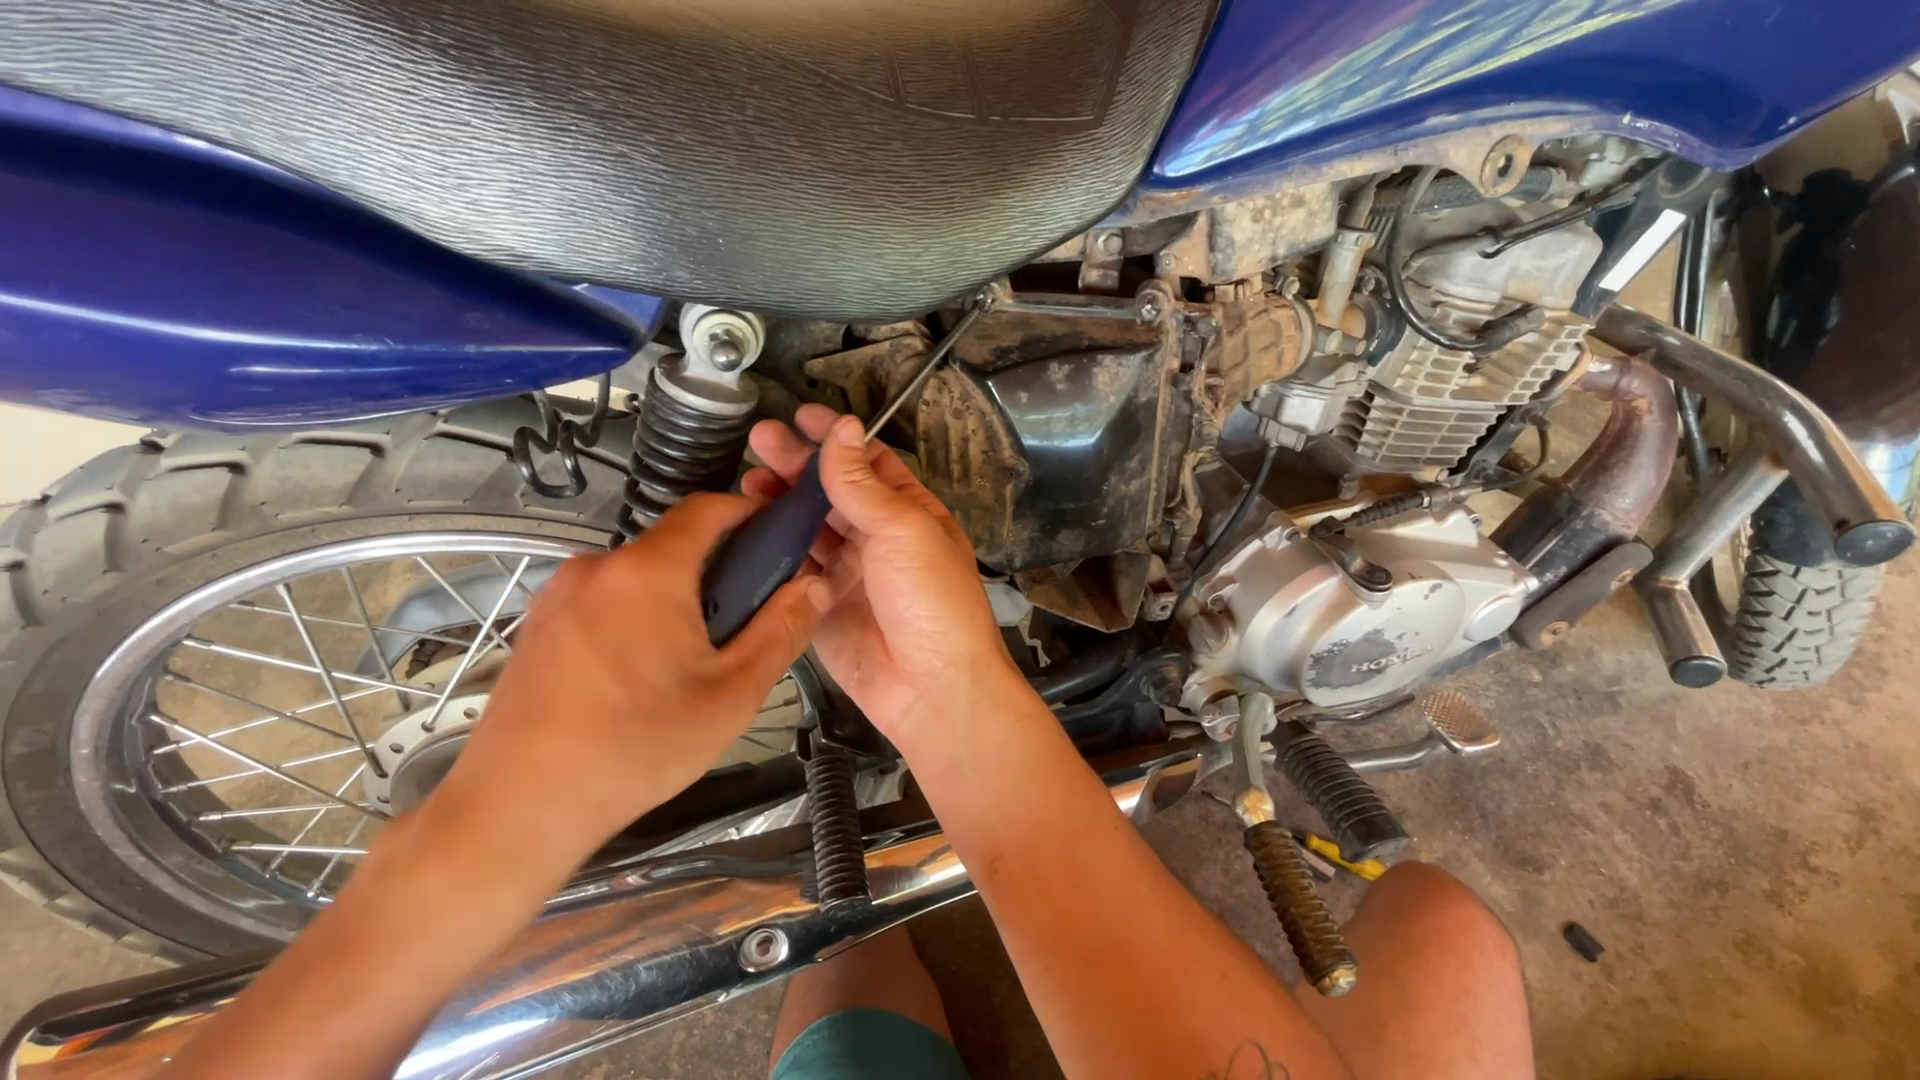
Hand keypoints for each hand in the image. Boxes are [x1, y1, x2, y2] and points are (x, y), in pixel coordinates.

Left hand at [421, 493, 828, 865]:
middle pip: (673, 547)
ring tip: (693, 664)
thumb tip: (814, 584)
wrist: (517, 807)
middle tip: (745, 624)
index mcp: (647, 571)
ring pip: (638, 579)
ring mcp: (558, 596)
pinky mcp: (537, 627)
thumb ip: (781, 630)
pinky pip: (604, 604)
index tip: (780, 540)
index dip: (750, 513)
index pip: (707, 508)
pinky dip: (636, 621)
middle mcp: (597, 567)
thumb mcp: (732, 694)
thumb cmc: (636, 747)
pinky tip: (641, 679)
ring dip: (676, 601)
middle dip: (717, 572)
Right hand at [744, 405, 1026, 745]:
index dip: (836, 439)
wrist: (930, 686)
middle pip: (831, 492)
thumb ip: (863, 483)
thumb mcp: (903, 530)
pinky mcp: (822, 605)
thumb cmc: (934, 602)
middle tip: (760, 440)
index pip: (868, 463)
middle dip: (797, 465)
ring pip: (809, 528)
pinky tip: (751, 528)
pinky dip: (774, 551)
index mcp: (910, 514)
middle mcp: (879, 539)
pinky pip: (794, 571)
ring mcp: (849, 573)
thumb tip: (844, 429)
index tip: (801, 418)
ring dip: (781, 504)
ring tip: (750, 479)